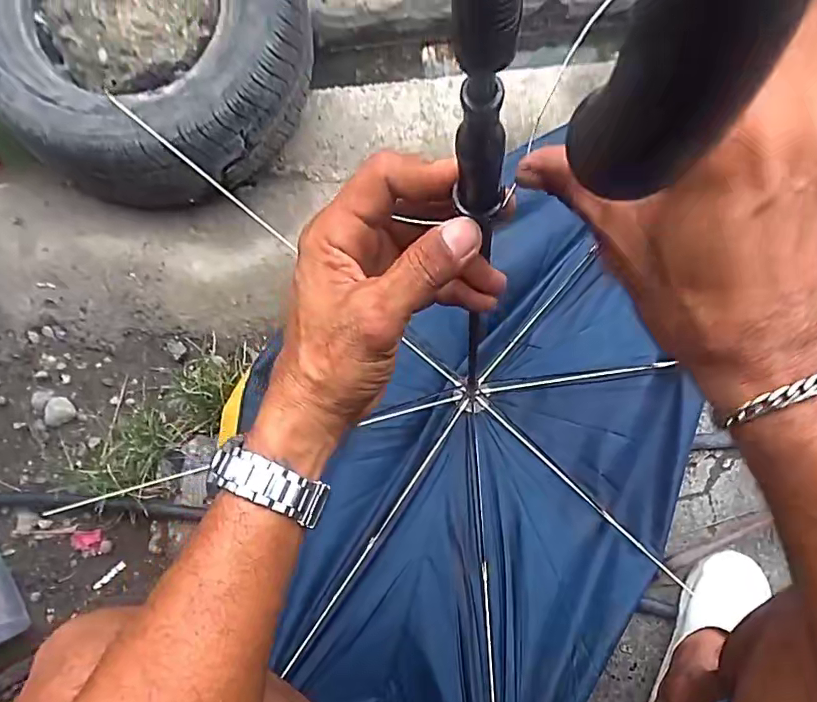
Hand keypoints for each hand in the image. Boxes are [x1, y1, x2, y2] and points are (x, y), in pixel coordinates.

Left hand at [253, 152, 505, 471]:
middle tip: (498, 223)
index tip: (472, 182)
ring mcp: (370, 270)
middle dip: (455, 221)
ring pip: (423, 248)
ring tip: (494, 281)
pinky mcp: (385, 296)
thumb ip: (422, 270)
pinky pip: (424, 278)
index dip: (429, 174)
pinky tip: (478, 299)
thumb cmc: (330, 367)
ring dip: (460, 263)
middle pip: (411, 211)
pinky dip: (451, 287)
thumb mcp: (378, 315)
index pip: (384, 180)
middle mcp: (353, 244)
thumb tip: (465, 232)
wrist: (318, 411)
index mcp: (337, 235)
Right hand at [517, 0, 816, 414]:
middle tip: (710, 46)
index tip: (678, 35)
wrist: (761, 342)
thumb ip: (583, 183)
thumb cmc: (694, 304)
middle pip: (778, 16)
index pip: (716, 44)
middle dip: (743, 20)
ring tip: (747, 42)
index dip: (697, 29)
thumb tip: (535, 164)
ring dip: (790, 18)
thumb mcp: (625, 242)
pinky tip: (789, 50)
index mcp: (727, 139)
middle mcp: (794, 112)